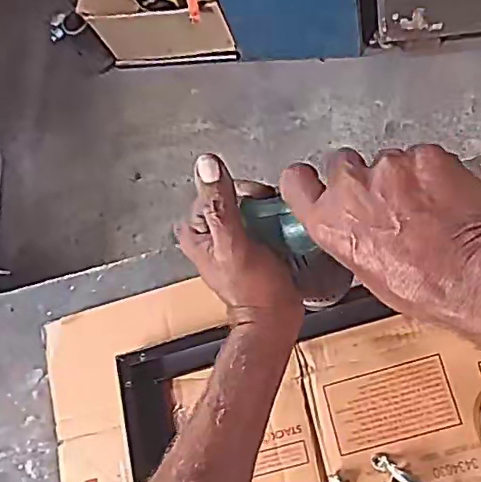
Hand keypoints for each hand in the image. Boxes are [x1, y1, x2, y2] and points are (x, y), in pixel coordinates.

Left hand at [175, 154, 300, 329]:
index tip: (261, 203)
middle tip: (273, 220)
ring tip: (281, 228)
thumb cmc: (254, 290)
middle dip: (260, 202)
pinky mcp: (251, 249)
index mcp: (195, 231)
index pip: (218, 188)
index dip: (243, 190)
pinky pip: (263, 224)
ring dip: (271, 212)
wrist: (274, 318)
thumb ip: (220, 204)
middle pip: (237, 197)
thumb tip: (207, 164)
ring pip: (253, 209)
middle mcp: (210, 234)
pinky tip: (285, 233)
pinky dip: (275, 223)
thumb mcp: (234, 241)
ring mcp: (231, 242)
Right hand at [278, 145, 480, 322]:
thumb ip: (349, 236)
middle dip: (365, 178)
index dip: (309, 179)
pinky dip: (435, 173)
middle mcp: (352, 188)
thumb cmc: (420, 286)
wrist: (466, 277)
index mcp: (329, 221)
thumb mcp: (366, 272)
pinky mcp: (425, 155)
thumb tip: (358, 229)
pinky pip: (425, 157)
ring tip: (428, 209)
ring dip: (406, 177)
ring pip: (390, 160)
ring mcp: (389, 166)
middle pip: (344, 163)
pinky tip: (445, 199)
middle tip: (391, 203)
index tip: (320, 180)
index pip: (296, 182)